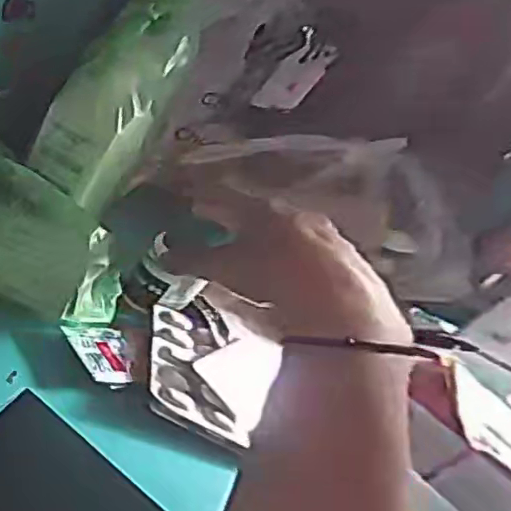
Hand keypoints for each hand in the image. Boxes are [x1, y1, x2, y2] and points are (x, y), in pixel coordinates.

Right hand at [161, 184, 411, 344]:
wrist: (347, 315)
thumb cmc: (274, 280)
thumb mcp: (222, 270)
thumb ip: (191, 260)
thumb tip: (162, 254)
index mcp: (261, 209)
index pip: (220, 195)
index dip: (198, 197)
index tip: (183, 198)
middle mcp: (295, 215)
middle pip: (254, 212)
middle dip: (230, 220)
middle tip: (210, 227)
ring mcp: (326, 237)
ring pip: (282, 232)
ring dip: (260, 240)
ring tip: (242, 254)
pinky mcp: (348, 263)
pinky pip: (305, 254)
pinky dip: (285, 259)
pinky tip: (279, 275)